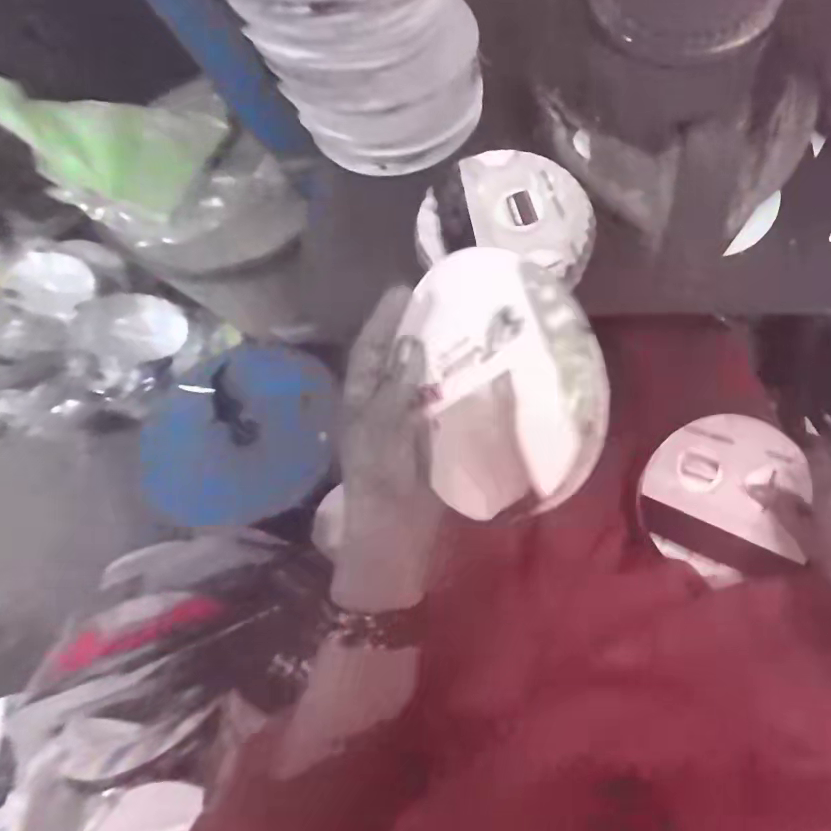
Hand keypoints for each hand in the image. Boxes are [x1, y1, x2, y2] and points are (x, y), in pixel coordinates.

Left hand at [333, 286, 443, 611]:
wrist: (394, 541)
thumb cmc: (382, 485)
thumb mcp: (382, 433)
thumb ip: (396, 389)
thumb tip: (413, 346)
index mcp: (361, 402)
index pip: (370, 350)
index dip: (384, 319)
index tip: (404, 289)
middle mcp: (380, 407)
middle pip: (394, 360)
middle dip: (411, 330)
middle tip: (437, 302)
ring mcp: (404, 423)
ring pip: (417, 379)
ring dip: (434, 354)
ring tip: (456, 328)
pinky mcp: (427, 440)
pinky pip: (437, 402)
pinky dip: (450, 384)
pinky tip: (470, 373)